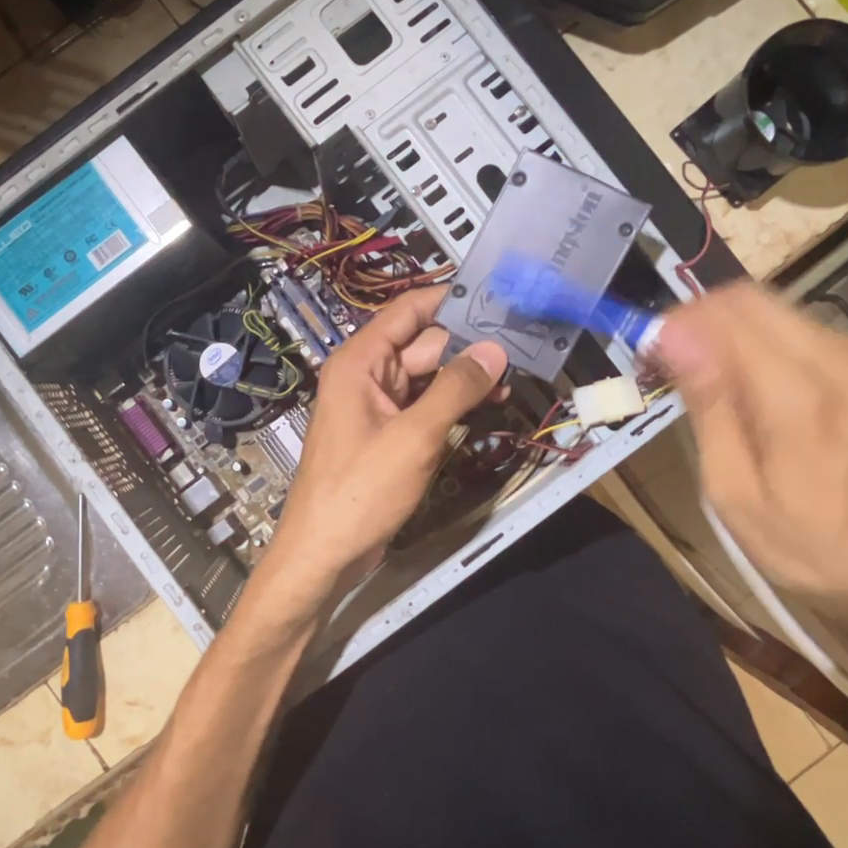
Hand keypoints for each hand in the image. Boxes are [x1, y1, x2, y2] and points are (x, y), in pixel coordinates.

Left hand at [257, 286, 506, 609]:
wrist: (324, 551)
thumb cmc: (360, 490)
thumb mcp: (414, 436)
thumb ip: (455, 390)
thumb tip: (495, 350)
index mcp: (361, 361)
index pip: (409, 311)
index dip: (451, 299)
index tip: (498, 295)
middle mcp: (367, 375)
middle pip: (424, 344)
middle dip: (469, 343)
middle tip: (523, 341)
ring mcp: (377, 405)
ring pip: (428, 376)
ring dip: (465, 376)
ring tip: (515, 374)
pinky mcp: (387, 433)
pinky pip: (424, 405)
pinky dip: (452, 403)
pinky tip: (488, 402)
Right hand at [649, 284, 847, 643]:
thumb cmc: (812, 552)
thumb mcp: (736, 495)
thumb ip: (710, 407)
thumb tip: (675, 338)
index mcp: (801, 397)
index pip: (731, 311)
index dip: (683, 318)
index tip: (656, 349)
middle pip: (760, 301)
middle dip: (709, 321)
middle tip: (683, 363)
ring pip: (795, 319)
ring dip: (750, 339)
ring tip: (733, 389)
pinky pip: (831, 343)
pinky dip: (792, 357)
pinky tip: (788, 404)